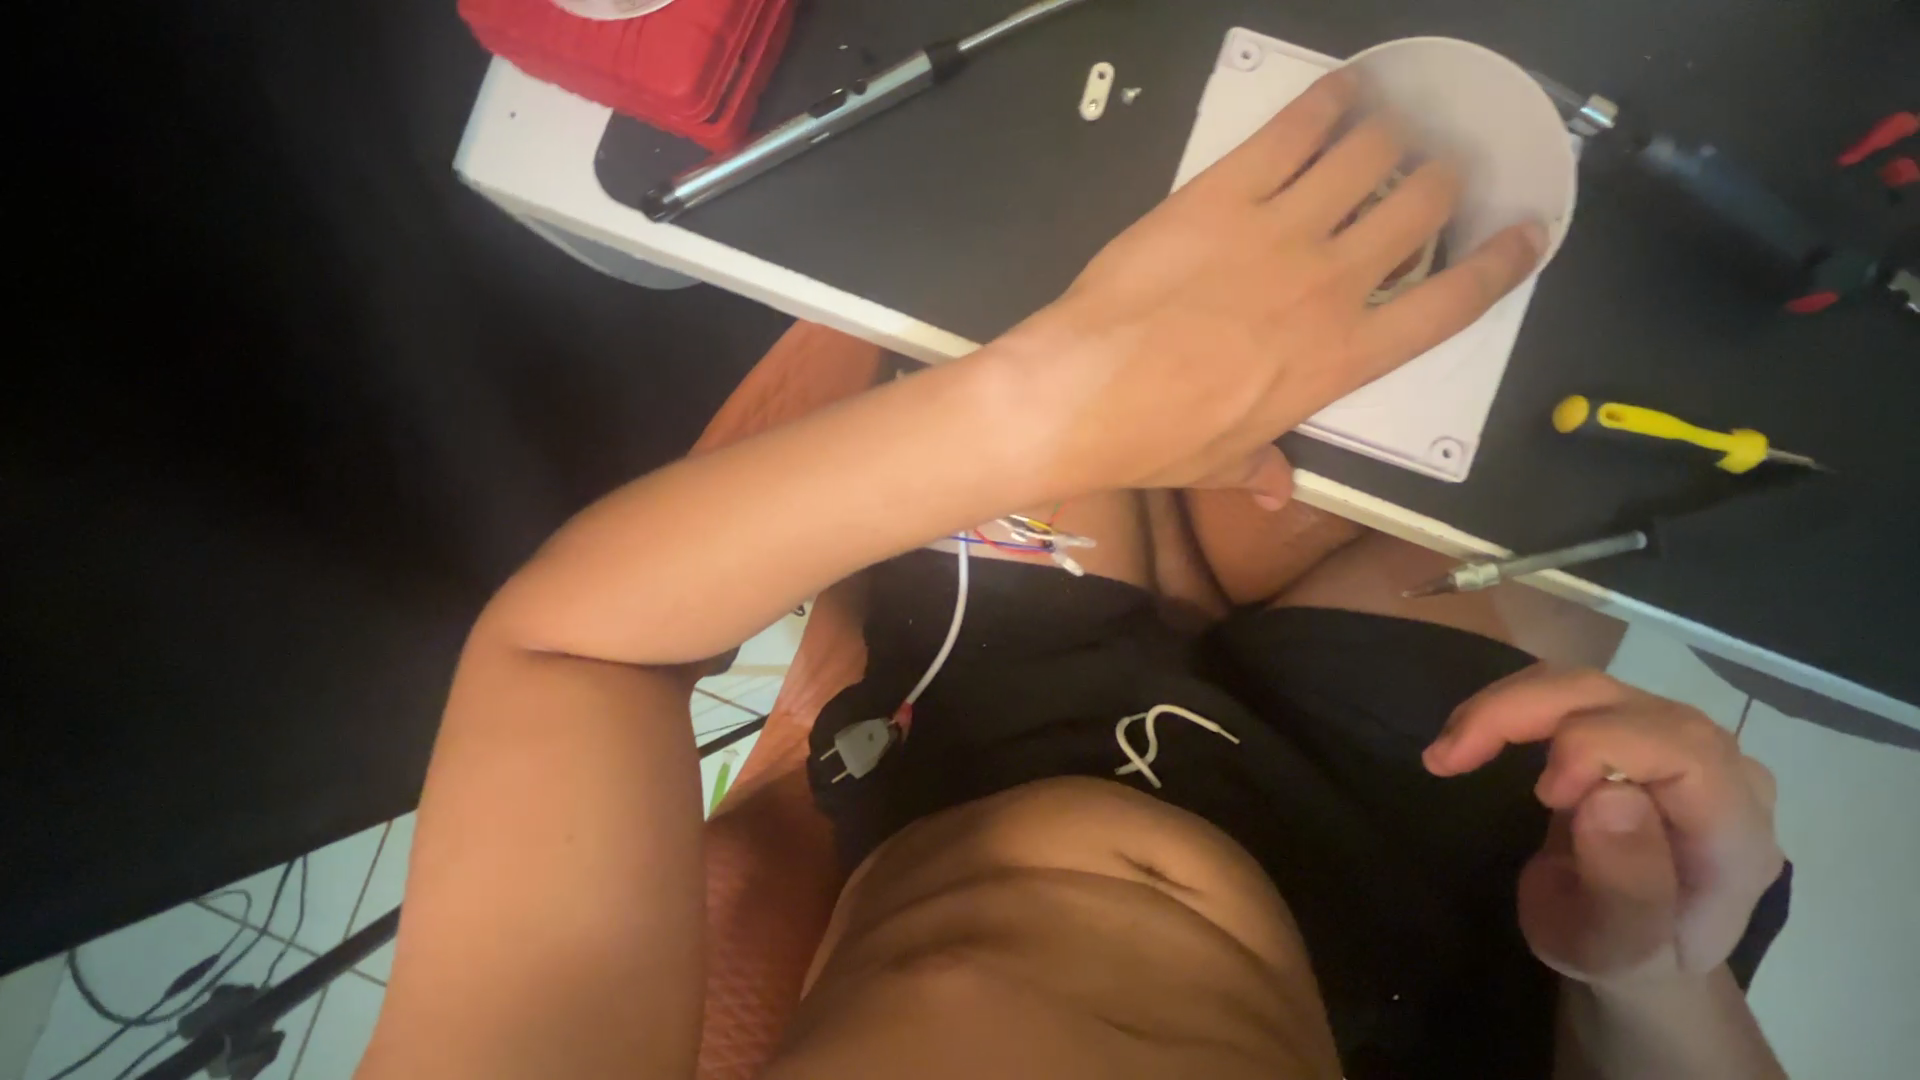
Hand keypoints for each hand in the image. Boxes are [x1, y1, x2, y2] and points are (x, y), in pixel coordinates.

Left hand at [989, 71, 1545, 505]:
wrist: (1081, 391)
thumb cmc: (1154, 439)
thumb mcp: (1217, 464)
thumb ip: (1259, 467)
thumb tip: (1277, 494)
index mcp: (1340, 358)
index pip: (1451, 305)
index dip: (1500, 263)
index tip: (1526, 231)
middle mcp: (1330, 284)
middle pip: (1423, 207)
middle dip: (1439, 185)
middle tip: (1429, 177)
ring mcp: (1279, 230)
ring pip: (1371, 155)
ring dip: (1390, 138)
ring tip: (1386, 132)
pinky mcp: (1224, 193)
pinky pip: (1293, 130)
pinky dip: (1327, 103)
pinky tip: (1342, 92)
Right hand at [1423, 666, 1783, 989]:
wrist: (1619, 943)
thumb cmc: (1619, 951)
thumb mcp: (1617, 946)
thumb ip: (1628, 884)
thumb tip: (1612, 793)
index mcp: (1732, 827)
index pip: (1680, 746)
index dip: (1598, 748)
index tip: (1541, 797)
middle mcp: (1714, 767)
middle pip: (1615, 699)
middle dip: (1517, 712)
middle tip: (1447, 758)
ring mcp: (1666, 739)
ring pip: (1575, 684)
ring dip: (1498, 707)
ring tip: (1447, 752)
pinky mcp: (1623, 726)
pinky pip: (1559, 692)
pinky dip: (1501, 707)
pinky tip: (1468, 740)